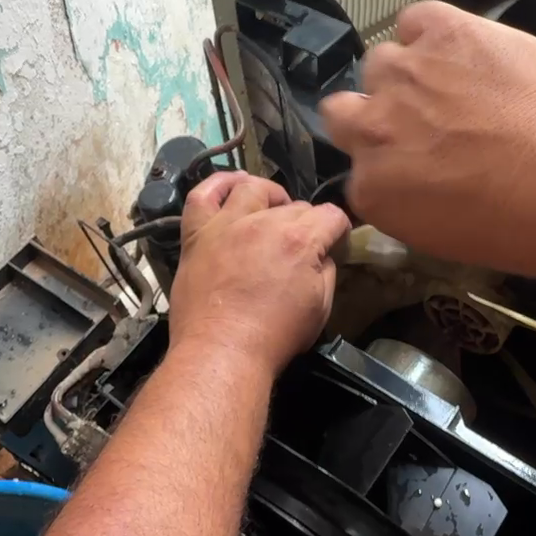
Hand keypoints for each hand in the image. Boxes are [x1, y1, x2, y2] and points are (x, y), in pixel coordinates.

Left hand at [168, 172, 351, 376]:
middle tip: (301, 245)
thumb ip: (325, 271)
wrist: (222, 351)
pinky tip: (231, 187)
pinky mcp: (197, 234)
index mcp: (300, 240)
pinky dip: (218, 184)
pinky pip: (203, 195)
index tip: (336, 241)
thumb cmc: (275, 337)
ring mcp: (227, 224)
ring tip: (272, 209)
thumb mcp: (320, 308)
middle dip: (305, 220)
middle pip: (295, 205)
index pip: (331, 215)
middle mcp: (264, 222)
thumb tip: (321, 254)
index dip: (339, 228)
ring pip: (253, 188)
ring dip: (270, 195)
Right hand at [321, 0, 535, 275]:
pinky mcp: (441, 32)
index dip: (384, 160)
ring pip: (379, 63)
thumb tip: (407, 179)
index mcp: (371, 188)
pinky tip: (465, 51)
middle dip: (373, 115)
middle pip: (343, 111)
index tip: (411, 162)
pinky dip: (431, 32)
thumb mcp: (440, 236)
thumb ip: (404, 200)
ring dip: (406, 74)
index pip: (356, 166)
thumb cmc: (515, 224)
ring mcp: (403, 76)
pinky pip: (415, 20)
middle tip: (419, 123)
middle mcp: (373, 129)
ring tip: (453, 84)